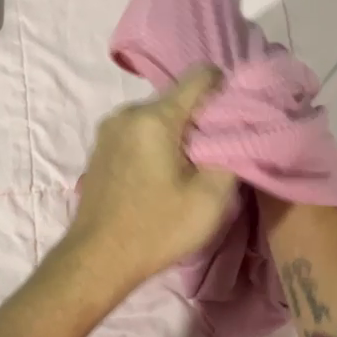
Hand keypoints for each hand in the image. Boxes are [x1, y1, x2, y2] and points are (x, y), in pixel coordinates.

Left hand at [62, 67, 238, 289]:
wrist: (97, 260)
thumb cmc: (156, 229)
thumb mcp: (210, 199)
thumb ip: (232, 156)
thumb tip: (235, 135)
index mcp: (154, 118)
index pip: (200, 77)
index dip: (227, 88)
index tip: (240, 115)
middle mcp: (127, 113)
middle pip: (178, 100)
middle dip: (201, 119)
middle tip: (220, 152)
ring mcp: (108, 131)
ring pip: (158, 118)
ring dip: (178, 135)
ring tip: (191, 169)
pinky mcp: (100, 150)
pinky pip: (138, 134)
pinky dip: (156, 145)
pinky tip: (163, 176)